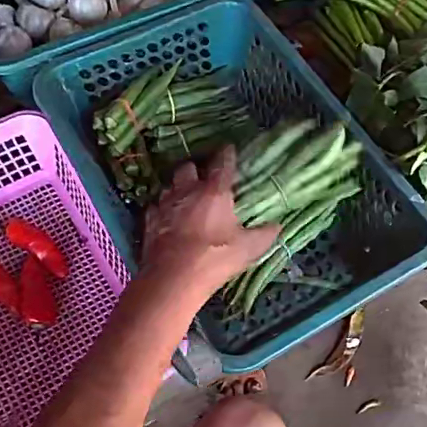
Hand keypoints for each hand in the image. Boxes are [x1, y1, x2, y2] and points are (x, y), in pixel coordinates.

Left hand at [140, 147, 278, 298]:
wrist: (173, 277)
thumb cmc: (215, 258)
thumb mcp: (248, 249)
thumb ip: (264, 234)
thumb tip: (277, 226)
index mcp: (214, 192)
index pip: (222, 163)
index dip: (226, 154)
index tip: (228, 149)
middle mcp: (187, 191)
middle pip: (188, 168)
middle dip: (195, 169)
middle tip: (203, 178)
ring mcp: (164, 205)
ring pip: (169, 186)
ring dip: (177, 189)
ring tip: (184, 198)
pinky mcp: (149, 221)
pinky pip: (154, 207)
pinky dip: (161, 210)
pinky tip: (166, 218)